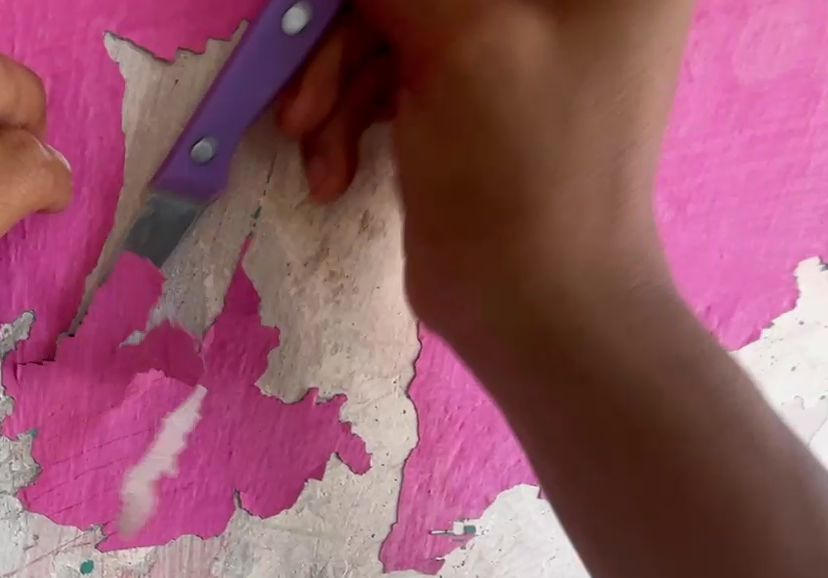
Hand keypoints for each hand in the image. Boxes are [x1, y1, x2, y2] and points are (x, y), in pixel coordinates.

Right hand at [274, 0, 694, 352]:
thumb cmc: (519, 168)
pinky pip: (383, 87)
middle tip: (299, 117)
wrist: (528, 299)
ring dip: (334, 104)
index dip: (367, 1)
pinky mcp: (458, 100)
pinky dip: (346, 131)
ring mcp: (502, 45)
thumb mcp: (462, 45)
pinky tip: (332, 179)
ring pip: (385, 38)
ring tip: (319, 168)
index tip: (315, 24)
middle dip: (340, 52)